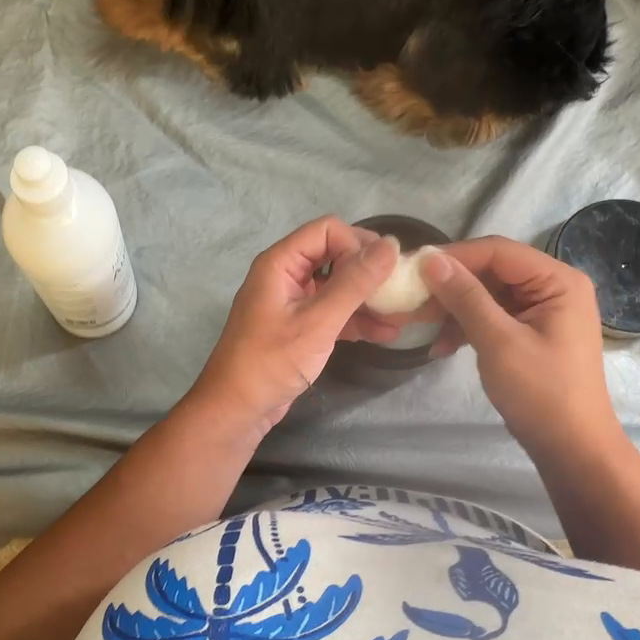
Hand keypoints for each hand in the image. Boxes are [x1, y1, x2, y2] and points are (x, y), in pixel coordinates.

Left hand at [190, 217, 401, 430]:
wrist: (237, 409)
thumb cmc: (272, 361)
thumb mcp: (318, 321)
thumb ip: (354, 282)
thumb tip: (390, 245)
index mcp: (280, 263)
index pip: (327, 230)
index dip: (357, 245)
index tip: (382, 273)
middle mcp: (285, 275)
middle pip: (335, 255)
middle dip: (368, 272)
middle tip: (401, 292)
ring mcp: (291, 302)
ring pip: (337, 286)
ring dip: (367, 299)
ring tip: (402, 317)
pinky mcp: (298, 327)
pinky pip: (332, 312)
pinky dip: (356, 320)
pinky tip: (385, 334)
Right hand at [418, 236, 620, 451]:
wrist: (572, 449)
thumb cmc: (542, 393)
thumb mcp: (498, 342)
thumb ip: (465, 297)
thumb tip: (430, 259)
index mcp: (558, 281)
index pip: (498, 251)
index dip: (454, 257)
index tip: (413, 269)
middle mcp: (554, 287)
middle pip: (491, 270)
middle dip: (450, 285)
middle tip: (411, 299)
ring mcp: (543, 311)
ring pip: (487, 293)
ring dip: (453, 308)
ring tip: (419, 325)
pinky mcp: (531, 332)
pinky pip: (492, 315)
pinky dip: (466, 327)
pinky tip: (441, 348)